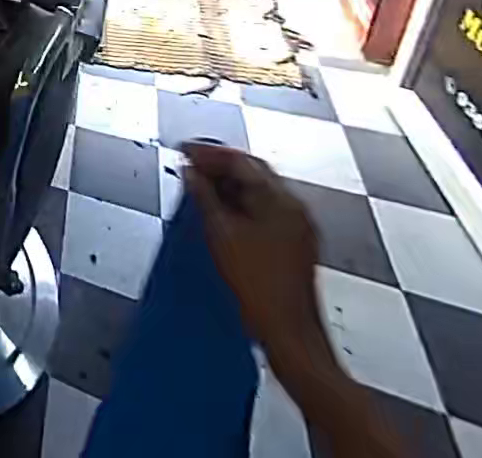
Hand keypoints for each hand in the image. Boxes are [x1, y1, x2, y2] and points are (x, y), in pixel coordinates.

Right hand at [184, 143, 329, 373]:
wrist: (289, 332)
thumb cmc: (254, 281)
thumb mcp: (220, 232)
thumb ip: (204, 196)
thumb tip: (190, 172)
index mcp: (280, 200)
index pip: (241, 161)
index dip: (208, 152)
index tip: (182, 150)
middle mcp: (294, 207)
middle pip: (254, 171)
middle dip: (219, 163)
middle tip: (189, 163)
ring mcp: (298, 225)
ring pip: (259, 189)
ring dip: (229, 181)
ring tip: (198, 182)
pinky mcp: (295, 241)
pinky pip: (265, 206)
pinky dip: (240, 198)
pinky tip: (220, 206)